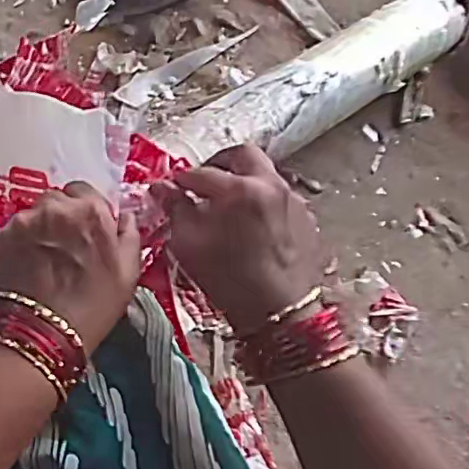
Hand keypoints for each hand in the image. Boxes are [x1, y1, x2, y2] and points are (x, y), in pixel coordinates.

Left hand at [0, 181, 142, 352]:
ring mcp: (22, 222)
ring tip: (43, 260)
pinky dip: (19, 244)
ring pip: (32, 215)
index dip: (85, 210)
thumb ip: (129, 236)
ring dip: (39, 229)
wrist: (41, 335)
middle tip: (64, 246)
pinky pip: (11, 233)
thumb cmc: (93, 307)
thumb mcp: (128, 274)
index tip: (85, 230)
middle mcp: (54, 208)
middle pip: (56, 200)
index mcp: (90, 211)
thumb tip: (124, 216)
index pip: (85, 191)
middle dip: (60, 217)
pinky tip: (25, 267)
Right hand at [155, 144, 322, 334]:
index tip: (171, 188)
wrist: (280, 314)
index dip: (180, 180)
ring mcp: (292, 199)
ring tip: (226, 203)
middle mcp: (270, 185)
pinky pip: (277, 195)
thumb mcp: (190, 245)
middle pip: (241, 155)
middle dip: (218, 163)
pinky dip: (259, 199)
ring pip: (263, 172)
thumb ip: (176, 209)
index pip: (201, 172)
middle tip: (203, 182)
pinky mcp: (305, 215)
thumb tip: (163, 189)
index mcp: (239, 190)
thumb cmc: (229, 282)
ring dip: (241, 179)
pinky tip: (249, 222)